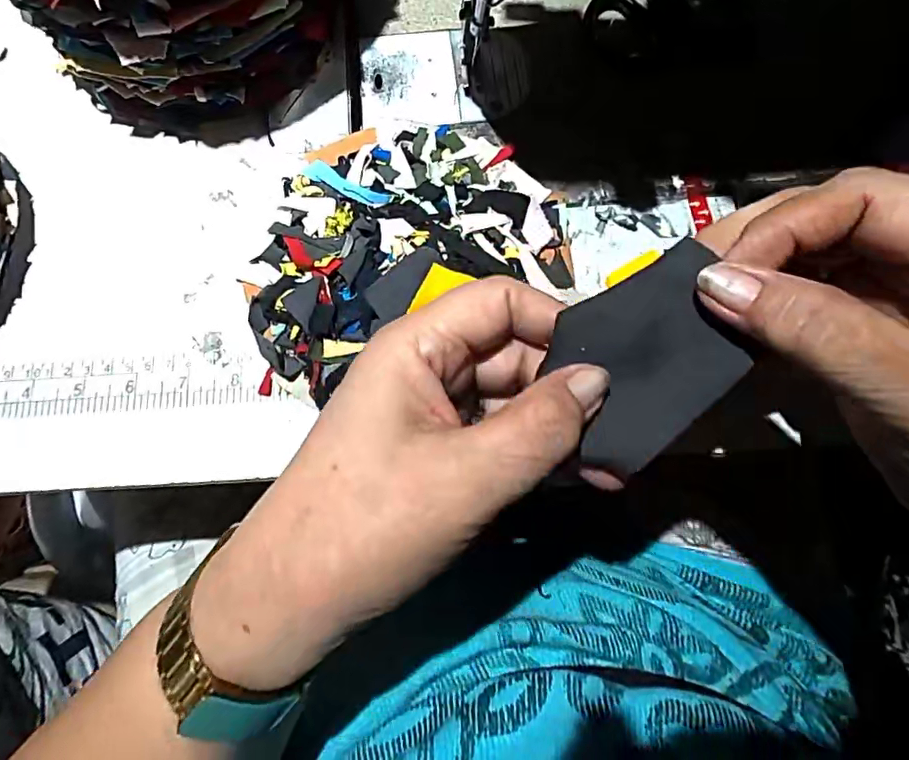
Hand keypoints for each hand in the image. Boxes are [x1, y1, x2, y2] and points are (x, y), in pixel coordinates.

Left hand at [186, 277, 609, 691]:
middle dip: (564, 388)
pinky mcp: (441, 449)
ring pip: (511, 398)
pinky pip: (500, 434)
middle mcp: (428, 365)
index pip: (502, 302)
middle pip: (512, 352)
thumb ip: (540, 426)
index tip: (605, 363)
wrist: (290, 607)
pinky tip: (579, 478)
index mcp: (419, 344)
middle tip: (619, 429)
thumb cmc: (368, 526)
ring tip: (609, 464)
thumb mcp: (467, 476)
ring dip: (557, 428)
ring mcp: (434, 409)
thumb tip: (600, 379)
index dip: (554, 323)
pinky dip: (536, 453)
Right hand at [692, 169, 908, 754]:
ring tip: (704, 304)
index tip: (720, 269)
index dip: (789, 225)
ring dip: (768, 289)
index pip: (877, 199)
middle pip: (848, 229)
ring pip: (830, 277)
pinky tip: (738, 337)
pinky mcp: (903, 365)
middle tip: (694, 276)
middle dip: (769, 249)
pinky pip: (828, 328)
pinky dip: (780, 331)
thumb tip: (711, 283)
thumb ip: (821, 333)